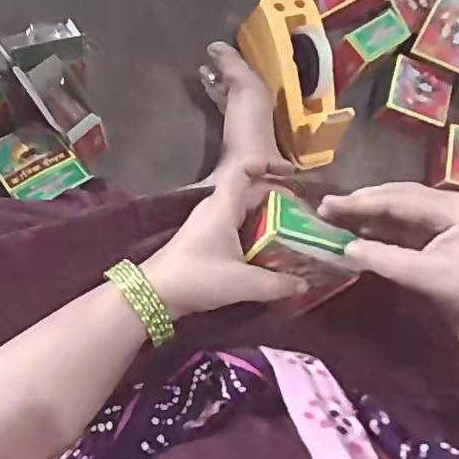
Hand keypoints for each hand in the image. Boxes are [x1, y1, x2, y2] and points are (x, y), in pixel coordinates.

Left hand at [141, 161, 308, 317]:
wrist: (155, 294)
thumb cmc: (197, 277)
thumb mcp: (242, 283)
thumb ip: (277, 284)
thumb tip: (304, 285)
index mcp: (223, 207)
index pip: (244, 170)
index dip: (268, 165)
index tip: (292, 174)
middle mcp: (215, 209)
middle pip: (249, 192)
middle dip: (277, 199)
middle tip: (301, 216)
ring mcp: (207, 225)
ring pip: (242, 212)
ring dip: (265, 219)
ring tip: (290, 235)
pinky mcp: (203, 241)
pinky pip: (234, 228)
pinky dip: (252, 234)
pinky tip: (265, 254)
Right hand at [318, 183, 458, 332]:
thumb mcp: (429, 275)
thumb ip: (386, 259)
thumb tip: (346, 248)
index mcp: (451, 207)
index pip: (397, 198)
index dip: (360, 202)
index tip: (328, 205)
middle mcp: (446, 206)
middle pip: (396, 198)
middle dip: (361, 203)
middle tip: (327, 208)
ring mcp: (442, 222)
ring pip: (398, 211)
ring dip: (368, 215)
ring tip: (337, 217)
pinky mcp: (437, 240)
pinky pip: (402, 228)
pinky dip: (379, 230)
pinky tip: (358, 233)